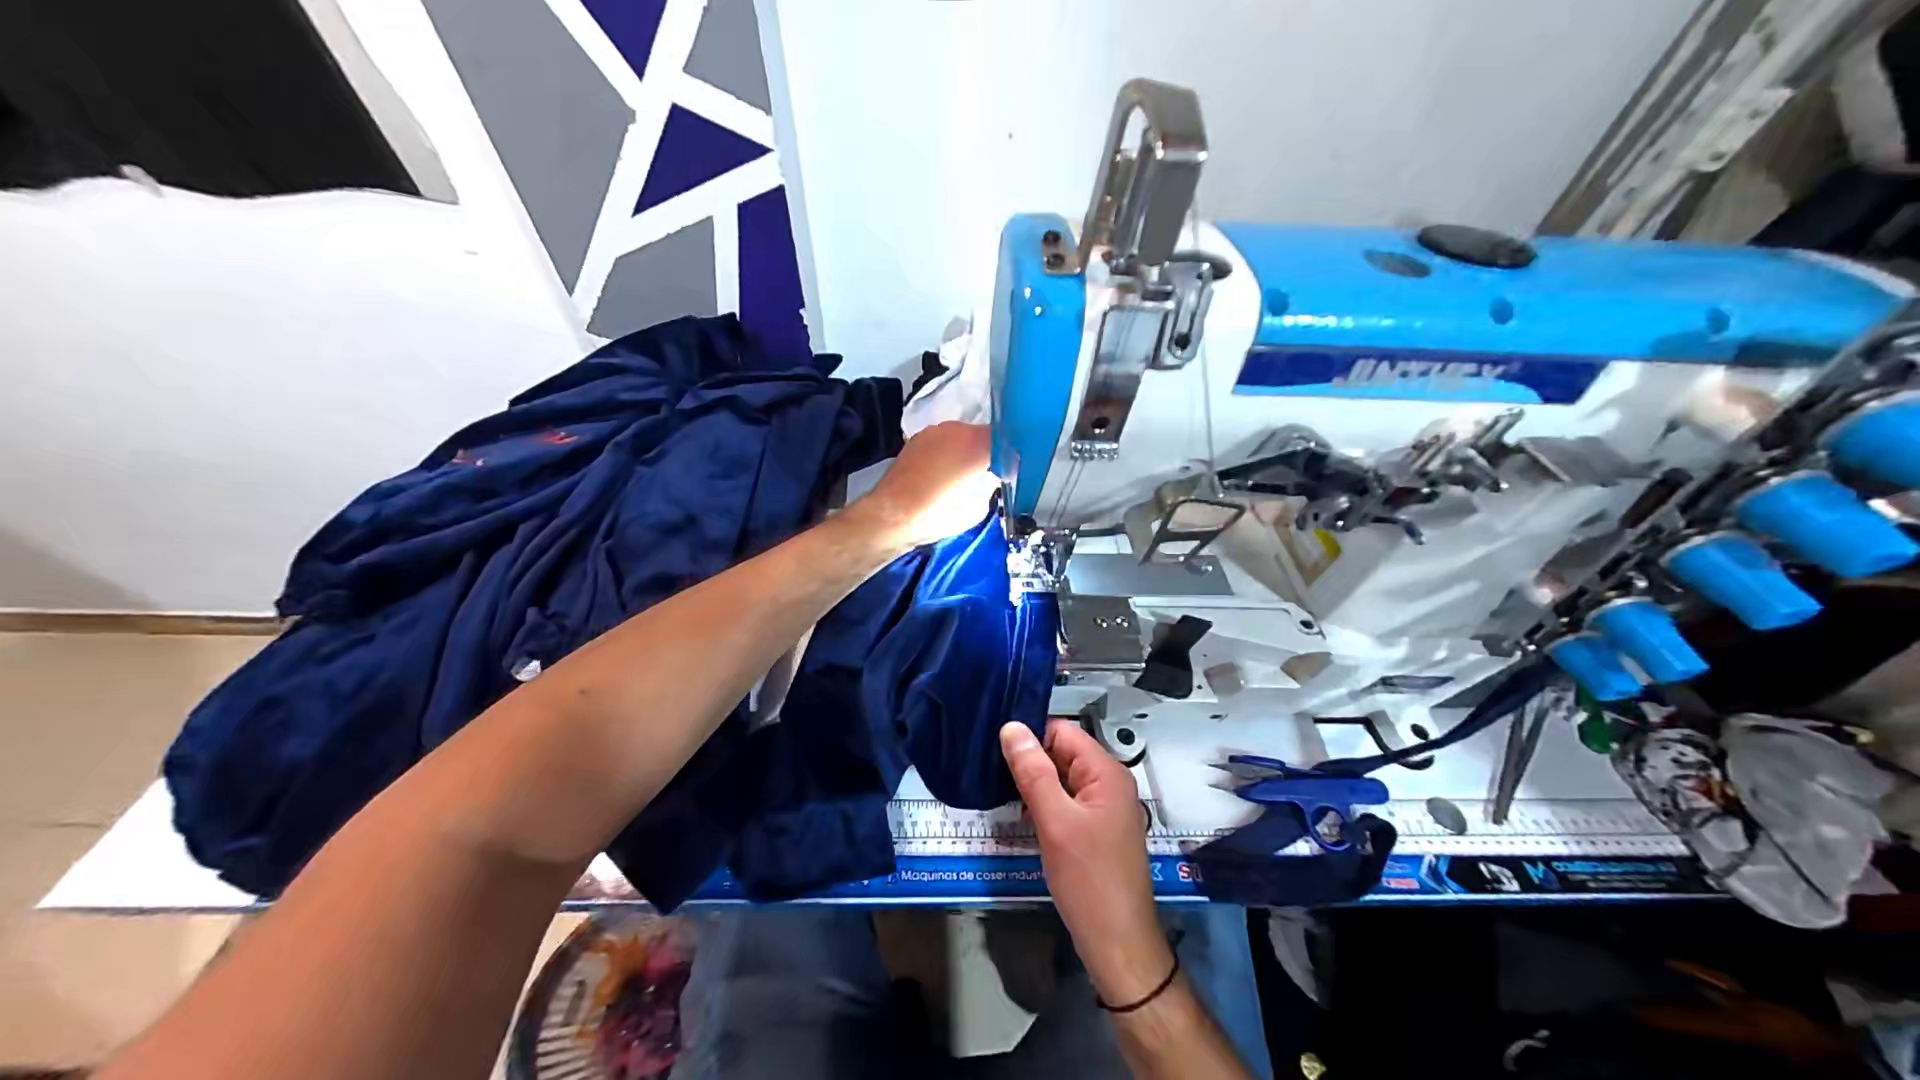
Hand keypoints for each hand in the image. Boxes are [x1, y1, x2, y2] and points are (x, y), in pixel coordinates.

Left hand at [849, 422, 999, 550]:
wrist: (891, 514)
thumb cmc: (937, 515)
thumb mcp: (977, 507)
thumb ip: (990, 484)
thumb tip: (991, 476)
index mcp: (978, 445)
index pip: (1008, 440)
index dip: (1013, 453)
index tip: (1013, 468)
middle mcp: (959, 429)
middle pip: (985, 434)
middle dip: (990, 451)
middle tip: (990, 473)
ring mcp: (936, 430)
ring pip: (963, 435)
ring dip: (968, 449)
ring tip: (964, 474)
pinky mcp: (918, 437)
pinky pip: (944, 439)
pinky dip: (949, 451)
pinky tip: (944, 471)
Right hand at [1000, 720, 1173, 1004]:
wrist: (1118, 943)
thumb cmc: (1089, 880)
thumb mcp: (1055, 821)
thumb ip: (1032, 772)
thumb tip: (1011, 728)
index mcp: (1106, 773)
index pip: (1063, 731)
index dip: (1030, 735)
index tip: (995, 747)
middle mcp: (1109, 783)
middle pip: (1063, 753)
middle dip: (1029, 760)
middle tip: (991, 771)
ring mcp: (1104, 808)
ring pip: (1062, 778)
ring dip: (1034, 783)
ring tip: (1000, 791)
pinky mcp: (1096, 830)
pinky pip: (1066, 802)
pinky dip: (1045, 804)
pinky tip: (1023, 815)